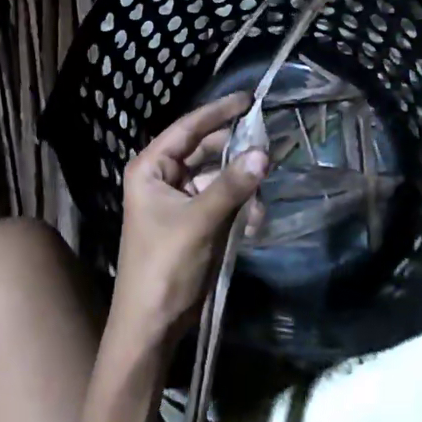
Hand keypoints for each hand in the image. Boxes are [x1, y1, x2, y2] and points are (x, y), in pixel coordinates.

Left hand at [111, 92, 269, 347]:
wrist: (152, 324)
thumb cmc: (165, 265)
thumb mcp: (200, 221)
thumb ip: (232, 185)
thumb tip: (265, 152)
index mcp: (151, 168)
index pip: (187, 128)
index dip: (218, 112)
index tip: (249, 98)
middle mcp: (162, 178)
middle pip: (205, 151)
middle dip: (236, 153)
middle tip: (270, 148)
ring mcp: (178, 201)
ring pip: (217, 178)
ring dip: (241, 187)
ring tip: (261, 200)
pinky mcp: (193, 222)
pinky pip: (220, 202)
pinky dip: (238, 209)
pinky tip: (254, 224)